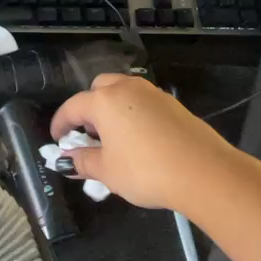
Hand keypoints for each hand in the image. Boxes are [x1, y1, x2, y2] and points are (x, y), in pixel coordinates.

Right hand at [49, 74, 237, 213]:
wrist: (204, 172)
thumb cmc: (146, 171)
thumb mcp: (107, 172)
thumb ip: (83, 162)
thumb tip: (67, 160)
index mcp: (104, 101)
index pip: (72, 107)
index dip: (61, 124)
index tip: (57, 140)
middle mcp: (126, 88)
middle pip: (99, 89)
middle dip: (89, 109)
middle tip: (88, 134)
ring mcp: (152, 93)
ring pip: (123, 92)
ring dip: (113, 109)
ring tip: (114, 138)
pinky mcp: (173, 104)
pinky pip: (143, 103)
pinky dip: (134, 114)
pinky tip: (141, 140)